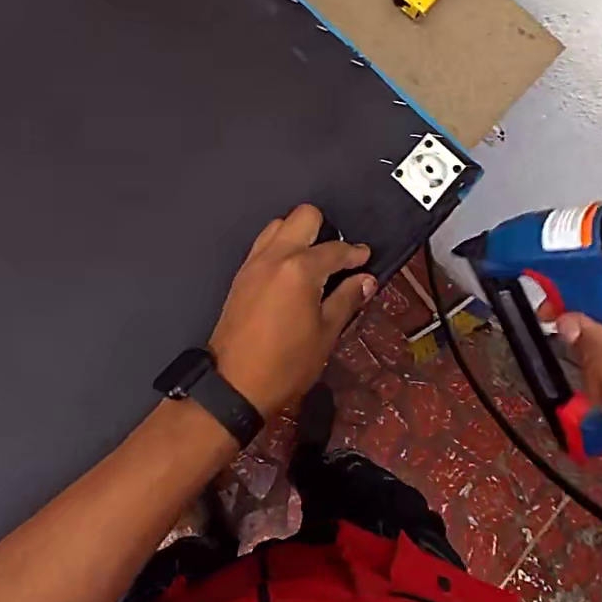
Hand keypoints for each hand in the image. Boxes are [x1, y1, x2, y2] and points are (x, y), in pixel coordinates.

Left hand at [209, 205, 376, 415]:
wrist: (235, 385)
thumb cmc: (287, 364)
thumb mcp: (326, 333)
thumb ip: (347, 299)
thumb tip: (366, 280)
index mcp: (300, 269)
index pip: (336, 249)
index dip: (356, 254)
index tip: (366, 259)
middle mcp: (274, 256)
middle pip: (303, 216)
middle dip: (325, 228)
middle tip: (337, 256)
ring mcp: (253, 263)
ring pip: (279, 226)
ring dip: (299, 235)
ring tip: (314, 261)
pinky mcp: (240, 276)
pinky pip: (263, 245)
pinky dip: (280, 248)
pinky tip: (292, 273)